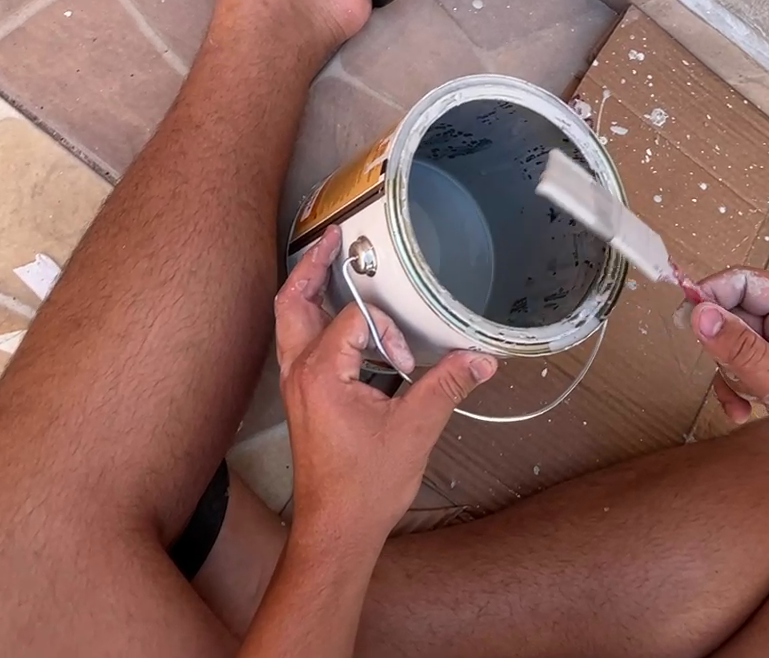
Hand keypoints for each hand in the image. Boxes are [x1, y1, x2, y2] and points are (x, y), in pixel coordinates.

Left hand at [274, 229, 496, 547]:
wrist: (335, 531)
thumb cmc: (363, 487)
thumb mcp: (414, 430)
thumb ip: (446, 386)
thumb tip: (479, 358)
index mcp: (321, 372)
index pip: (355, 319)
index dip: (387, 331)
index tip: (405, 362)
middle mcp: (299, 371)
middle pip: (293, 301)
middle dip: (312, 265)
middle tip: (332, 238)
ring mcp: (295, 384)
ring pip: (290, 320)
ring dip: (307, 289)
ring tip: (327, 264)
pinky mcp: (302, 396)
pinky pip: (298, 341)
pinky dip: (312, 318)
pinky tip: (335, 317)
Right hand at [685, 267, 768, 499]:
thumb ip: (742, 350)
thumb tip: (696, 313)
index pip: (744, 282)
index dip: (711, 296)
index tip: (685, 321)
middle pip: (732, 312)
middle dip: (725, 349)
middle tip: (733, 376)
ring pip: (728, 341)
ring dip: (729, 374)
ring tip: (747, 401)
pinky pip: (735, 365)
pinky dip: (732, 388)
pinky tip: (741, 412)